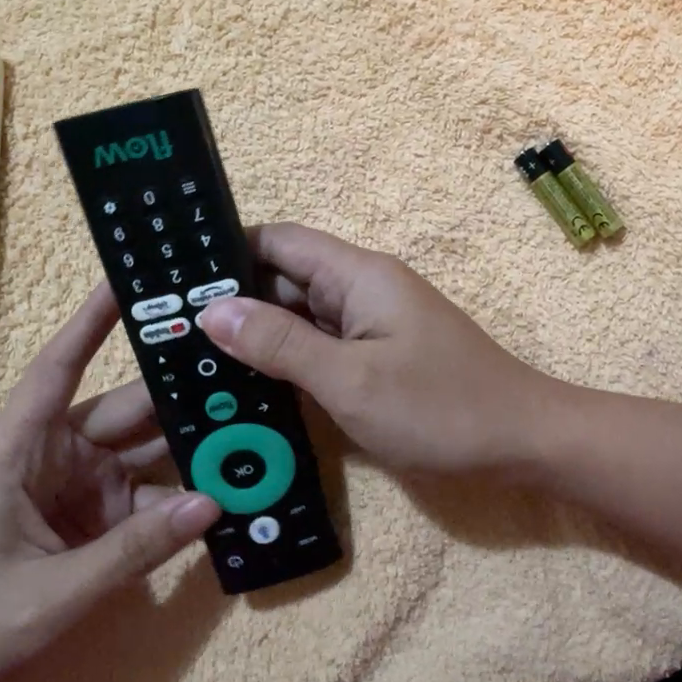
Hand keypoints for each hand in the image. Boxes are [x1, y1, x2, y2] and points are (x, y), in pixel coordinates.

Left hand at [0, 283, 219, 681]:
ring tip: (252, 420)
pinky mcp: (103, 516)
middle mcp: (58, 456)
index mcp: (21, 453)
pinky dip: (191, 490)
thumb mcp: (48, 594)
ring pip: (150, 447)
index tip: (127, 280)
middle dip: (180, 389)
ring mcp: (85, 486)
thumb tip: (213, 503)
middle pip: (128, 409)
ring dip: (194, 439)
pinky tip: (232, 484)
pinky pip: (155, 492)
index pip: (55, 370)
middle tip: (242, 364)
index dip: (89, 322)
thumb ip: (131, 551)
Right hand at [193, 223, 566, 474]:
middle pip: (286, 278)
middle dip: (231, 299)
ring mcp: (373, 323)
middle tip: (162, 329)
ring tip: (187, 357)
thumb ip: (280, 343)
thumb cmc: (438, 406)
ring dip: (256, 333)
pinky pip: (322, 344)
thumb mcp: (350, 379)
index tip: (170, 275)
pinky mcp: (379, 355)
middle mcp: (363, 288)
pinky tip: (246, 383)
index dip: (226, 251)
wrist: (519, 440)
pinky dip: (287, 358)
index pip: (280, 241)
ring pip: (301, 314)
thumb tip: (211, 309)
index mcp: (359, 275)